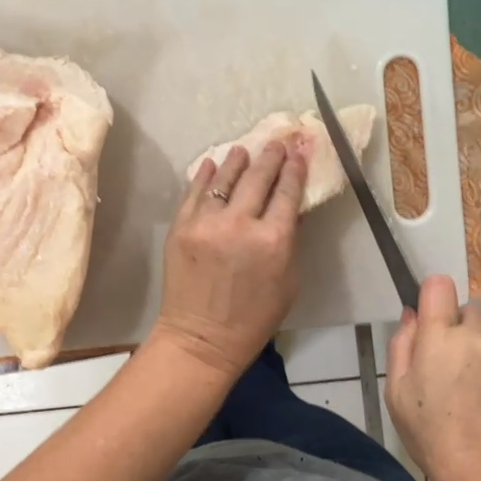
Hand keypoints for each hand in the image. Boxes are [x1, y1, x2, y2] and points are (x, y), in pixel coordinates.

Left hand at [151, 142, 306, 378]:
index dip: (295, 168)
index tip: (299, 151)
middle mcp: (240, 224)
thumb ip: (290, 240)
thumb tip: (290, 207)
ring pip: (224, 180)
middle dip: (270, 156)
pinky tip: (212, 165)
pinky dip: (205, 176)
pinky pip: (194, 193)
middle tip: (276, 142)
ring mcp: (206, 223)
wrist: (202, 338)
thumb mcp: (289, 281)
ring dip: (237, 161)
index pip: (287, 192)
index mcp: (273, 240)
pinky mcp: (181, 227)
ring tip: (243, 149)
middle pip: (258, 177)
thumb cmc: (255, 317)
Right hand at [386, 275, 480, 480]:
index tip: (428, 319)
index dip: (432, 298)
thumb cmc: (433, 439)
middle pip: (465, 312)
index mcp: (440, 339)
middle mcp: (476, 338)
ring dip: (475, 354)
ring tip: (468, 394)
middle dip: (454, 330)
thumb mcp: (397, 395)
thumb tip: (413, 317)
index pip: (440, 287)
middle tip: (445, 366)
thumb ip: (402, 347)